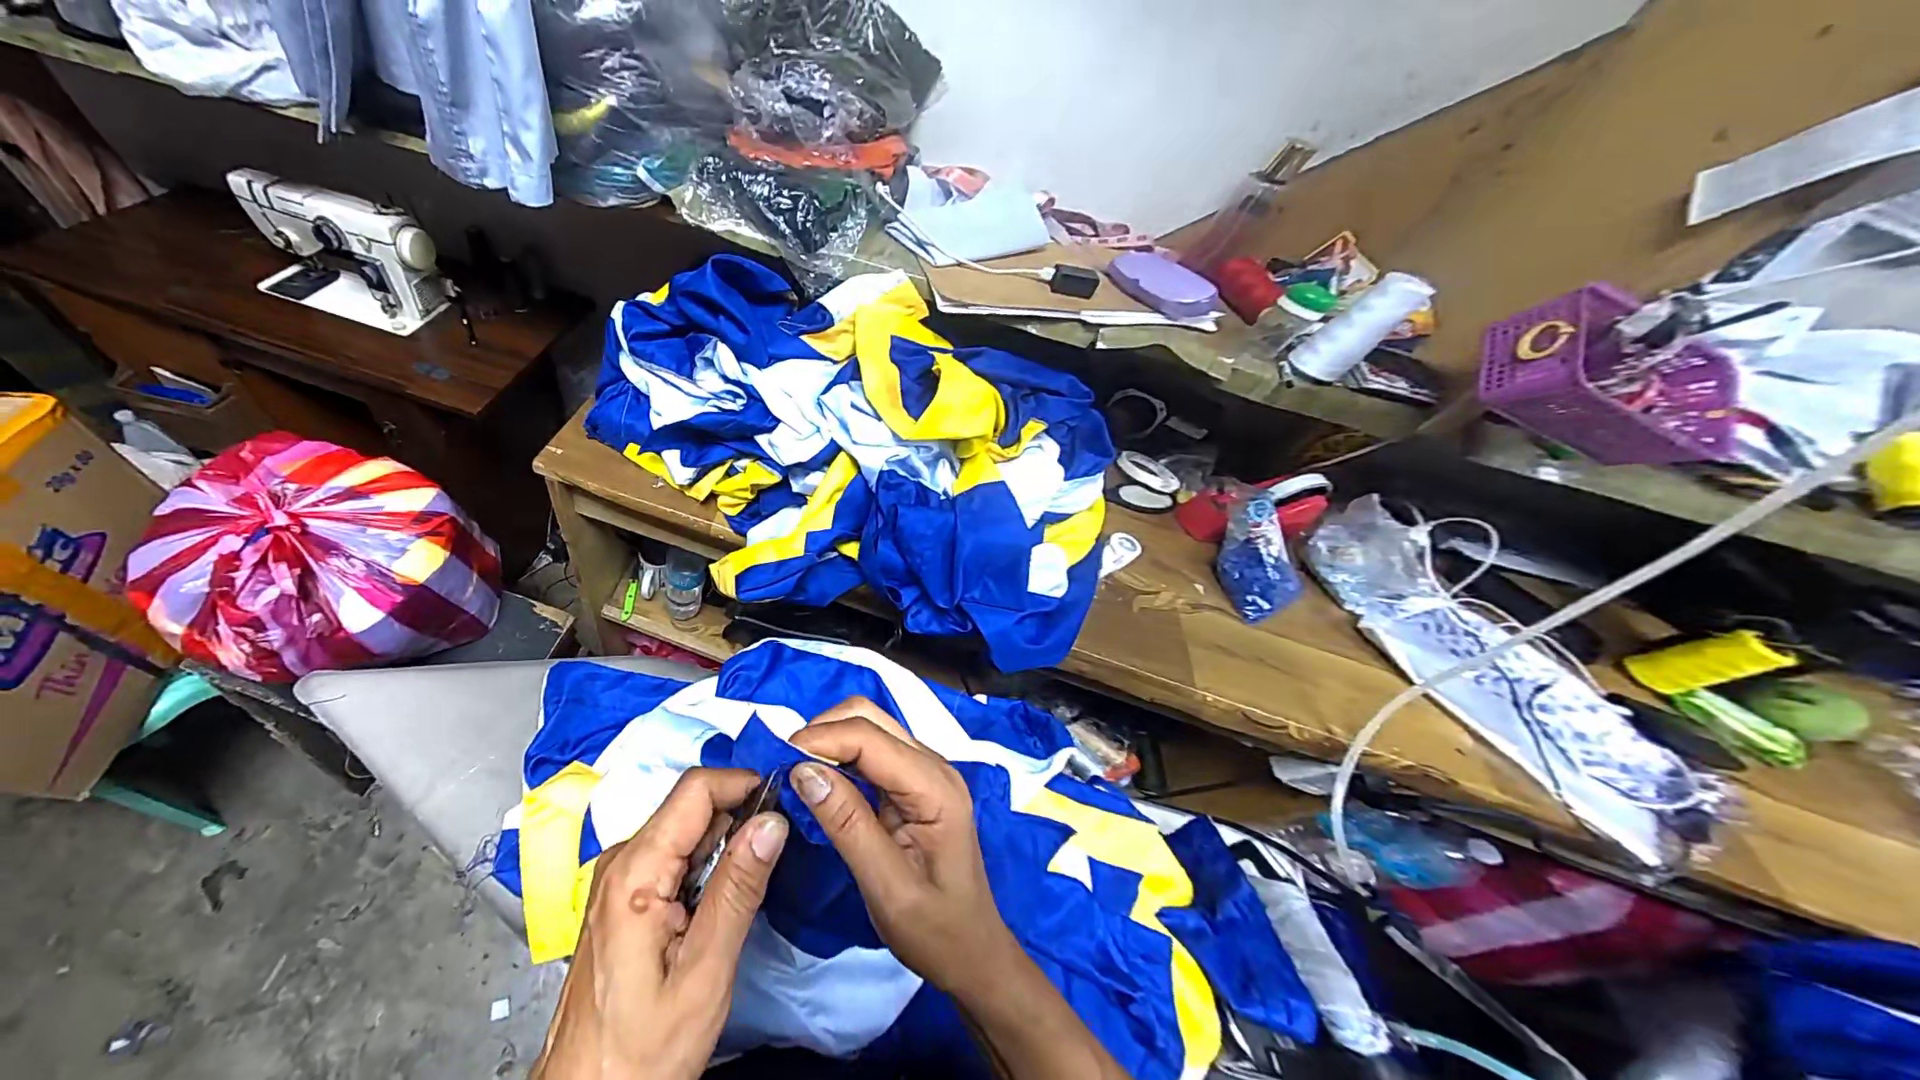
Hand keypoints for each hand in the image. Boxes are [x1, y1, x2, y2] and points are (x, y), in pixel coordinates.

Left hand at [532, 768, 787, 1079]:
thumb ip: (739, 888)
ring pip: (689, 829)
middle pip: (693, 806)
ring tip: (749, 888)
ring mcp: (621, 878)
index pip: (697, 789)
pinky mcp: (627, 896)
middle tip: (774, 857)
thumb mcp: (705, 970)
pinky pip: (677, 856)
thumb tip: (773, 821)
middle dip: (741, 818)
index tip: (784, 806)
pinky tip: (719, 905)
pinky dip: (708, 866)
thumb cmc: (640, 1050)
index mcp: (635, 872)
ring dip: (727, 845)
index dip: (745, 785)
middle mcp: (622, 863)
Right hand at [788, 698, 1023, 1000]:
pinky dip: (841, 757)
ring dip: (830, 741)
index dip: (820, 739)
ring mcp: (926, 772)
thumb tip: (803, 770)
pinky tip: (820, 782)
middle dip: (823, 732)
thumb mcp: (887, 887)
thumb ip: (847, 824)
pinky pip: (873, 753)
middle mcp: (933, 766)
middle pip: (871, 718)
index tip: (777, 762)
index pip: (869, 736)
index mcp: (934, 786)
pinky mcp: (914, 784)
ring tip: (795, 773)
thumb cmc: (936, 929)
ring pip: (870, 729)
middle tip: (784, 768)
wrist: (973, 952)